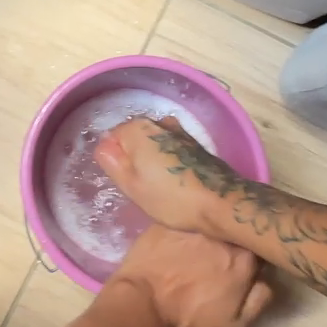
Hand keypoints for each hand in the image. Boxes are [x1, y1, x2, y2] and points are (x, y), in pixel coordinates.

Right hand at [95, 117, 242, 233]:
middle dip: (132, 160)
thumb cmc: (171, 198)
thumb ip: (112, 162)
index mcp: (138, 129)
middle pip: (133, 140)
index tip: (125, 182)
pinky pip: (170, 150)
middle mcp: (159, 123)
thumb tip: (103, 147)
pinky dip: (167, 163)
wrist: (222, 203)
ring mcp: (180, 132)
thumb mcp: (132, 186)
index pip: (111, 139)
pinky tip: (174, 184)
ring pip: (153, 145)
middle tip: (140, 188)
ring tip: (158, 189)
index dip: (115, 162)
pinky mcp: (195, 145)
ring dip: (151, 162)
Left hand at [106, 223, 272, 326]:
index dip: (252, 255)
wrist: (142, 304)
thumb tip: (265, 281)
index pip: (259, 249)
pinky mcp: (167, 219)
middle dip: (230, 240)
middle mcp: (223, 234)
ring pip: (207, 222)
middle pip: (234, 232)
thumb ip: (258, 300)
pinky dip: (181, 228)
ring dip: (206, 232)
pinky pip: (180, 220)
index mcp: (244, 258)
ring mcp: (193, 222)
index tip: (242, 263)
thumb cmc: (189, 318)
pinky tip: (174, 239)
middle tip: (216, 255)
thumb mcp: (233, 326)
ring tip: (194, 245)